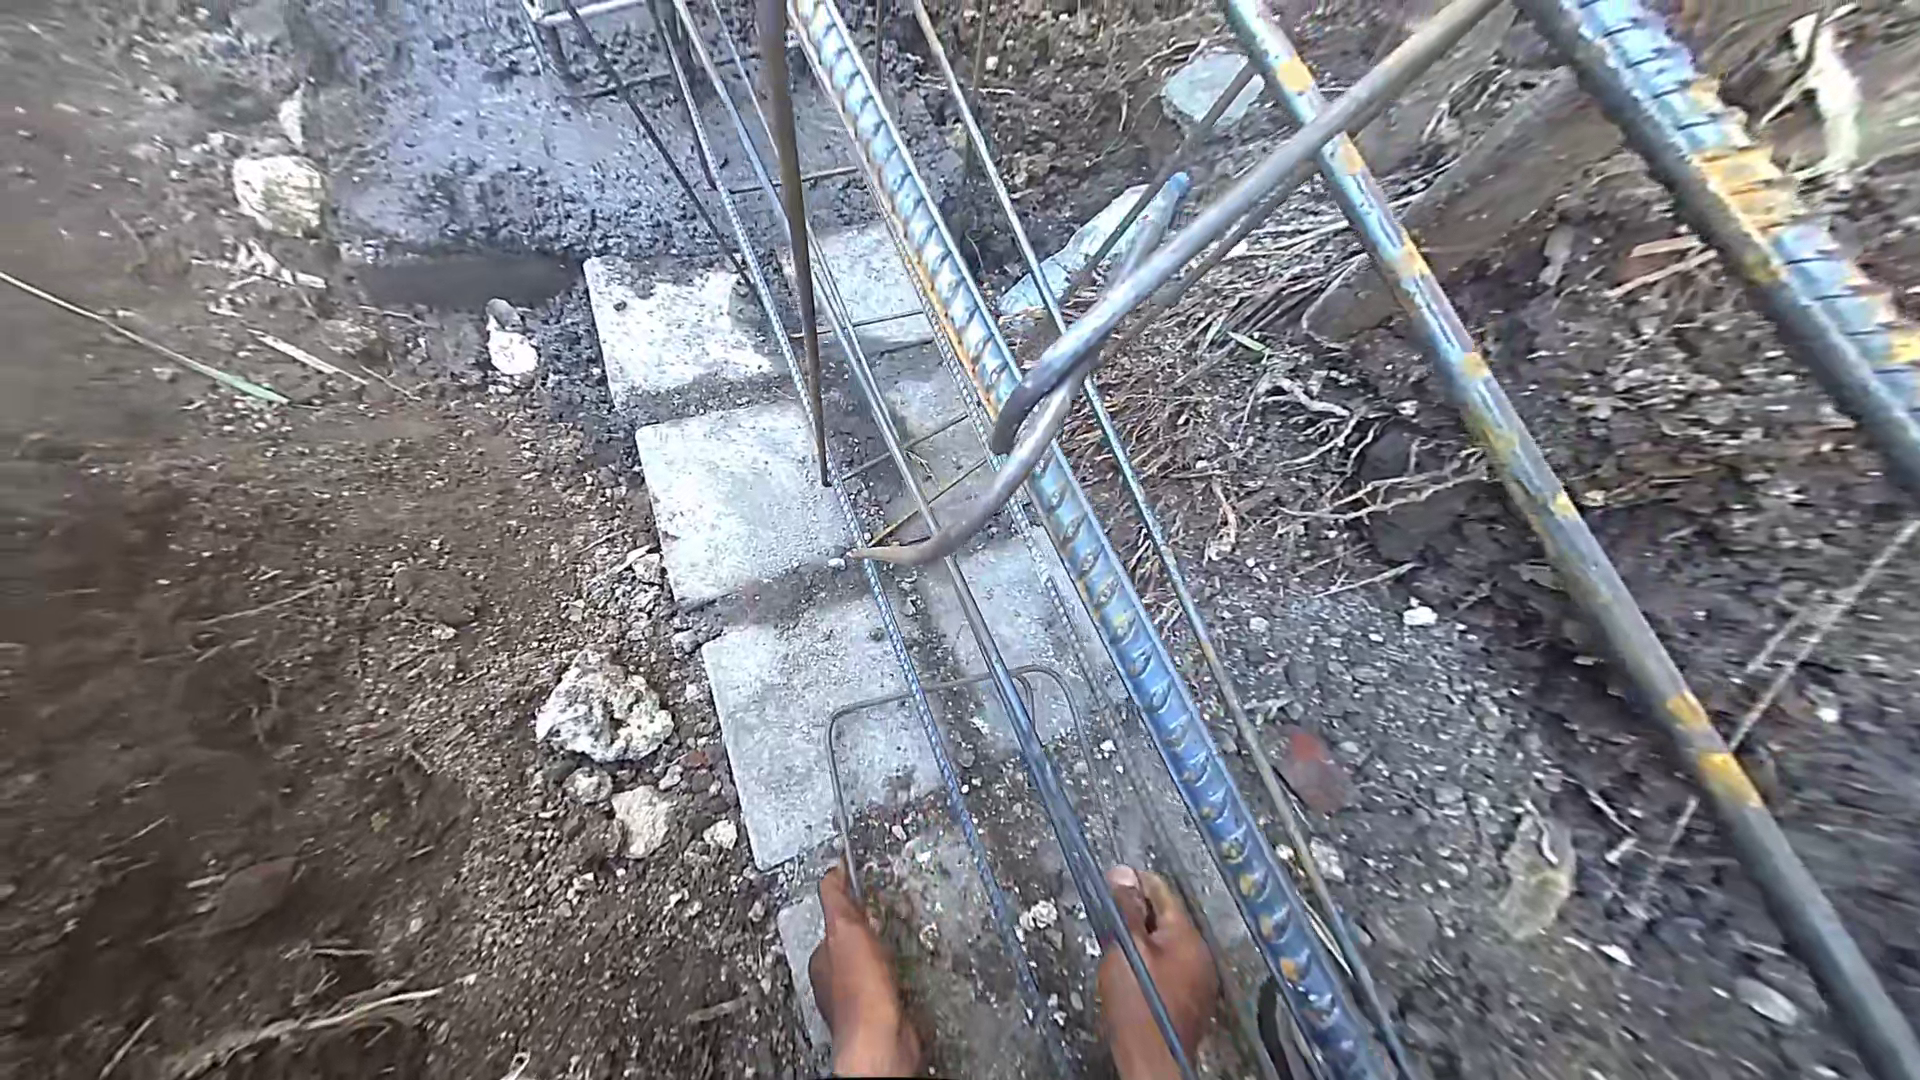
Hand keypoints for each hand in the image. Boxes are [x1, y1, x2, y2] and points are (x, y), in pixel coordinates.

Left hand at [808, 866, 923, 1076]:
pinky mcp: (882, 1008)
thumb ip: (836, 898)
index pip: (834, 918)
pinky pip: (889, 978)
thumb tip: (832, 870)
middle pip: (853, 939)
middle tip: (883, 911)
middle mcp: (836, 979)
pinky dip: (897, 969)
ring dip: (885, 947)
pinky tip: (904, 965)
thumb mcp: (844, 928)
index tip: (863, 887)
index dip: (850, 901)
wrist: (883, 1038)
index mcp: (822, 959)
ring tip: (896, 935)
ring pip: (872, 959)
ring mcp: (859, 995)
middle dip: (869, 925)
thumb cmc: (861, 989)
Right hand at [1097, 865, 1218, 1079]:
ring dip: (1141, 936)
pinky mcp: (1191, 996)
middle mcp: (1200, 952)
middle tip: (1110, 920)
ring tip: (1117, 946)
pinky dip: (1149, 958)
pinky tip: (1131, 970)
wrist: (1151, 1063)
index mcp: (1188, 936)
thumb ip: (1126, 907)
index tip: (1109, 887)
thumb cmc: (1138, 1004)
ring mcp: (1198, 977)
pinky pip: (1168, 961)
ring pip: (1164, 938)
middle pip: (1163, 914)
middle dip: (1135, 912)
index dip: (1132, 883)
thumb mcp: (1126, 946)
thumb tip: (1123, 873)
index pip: (1160, 889)